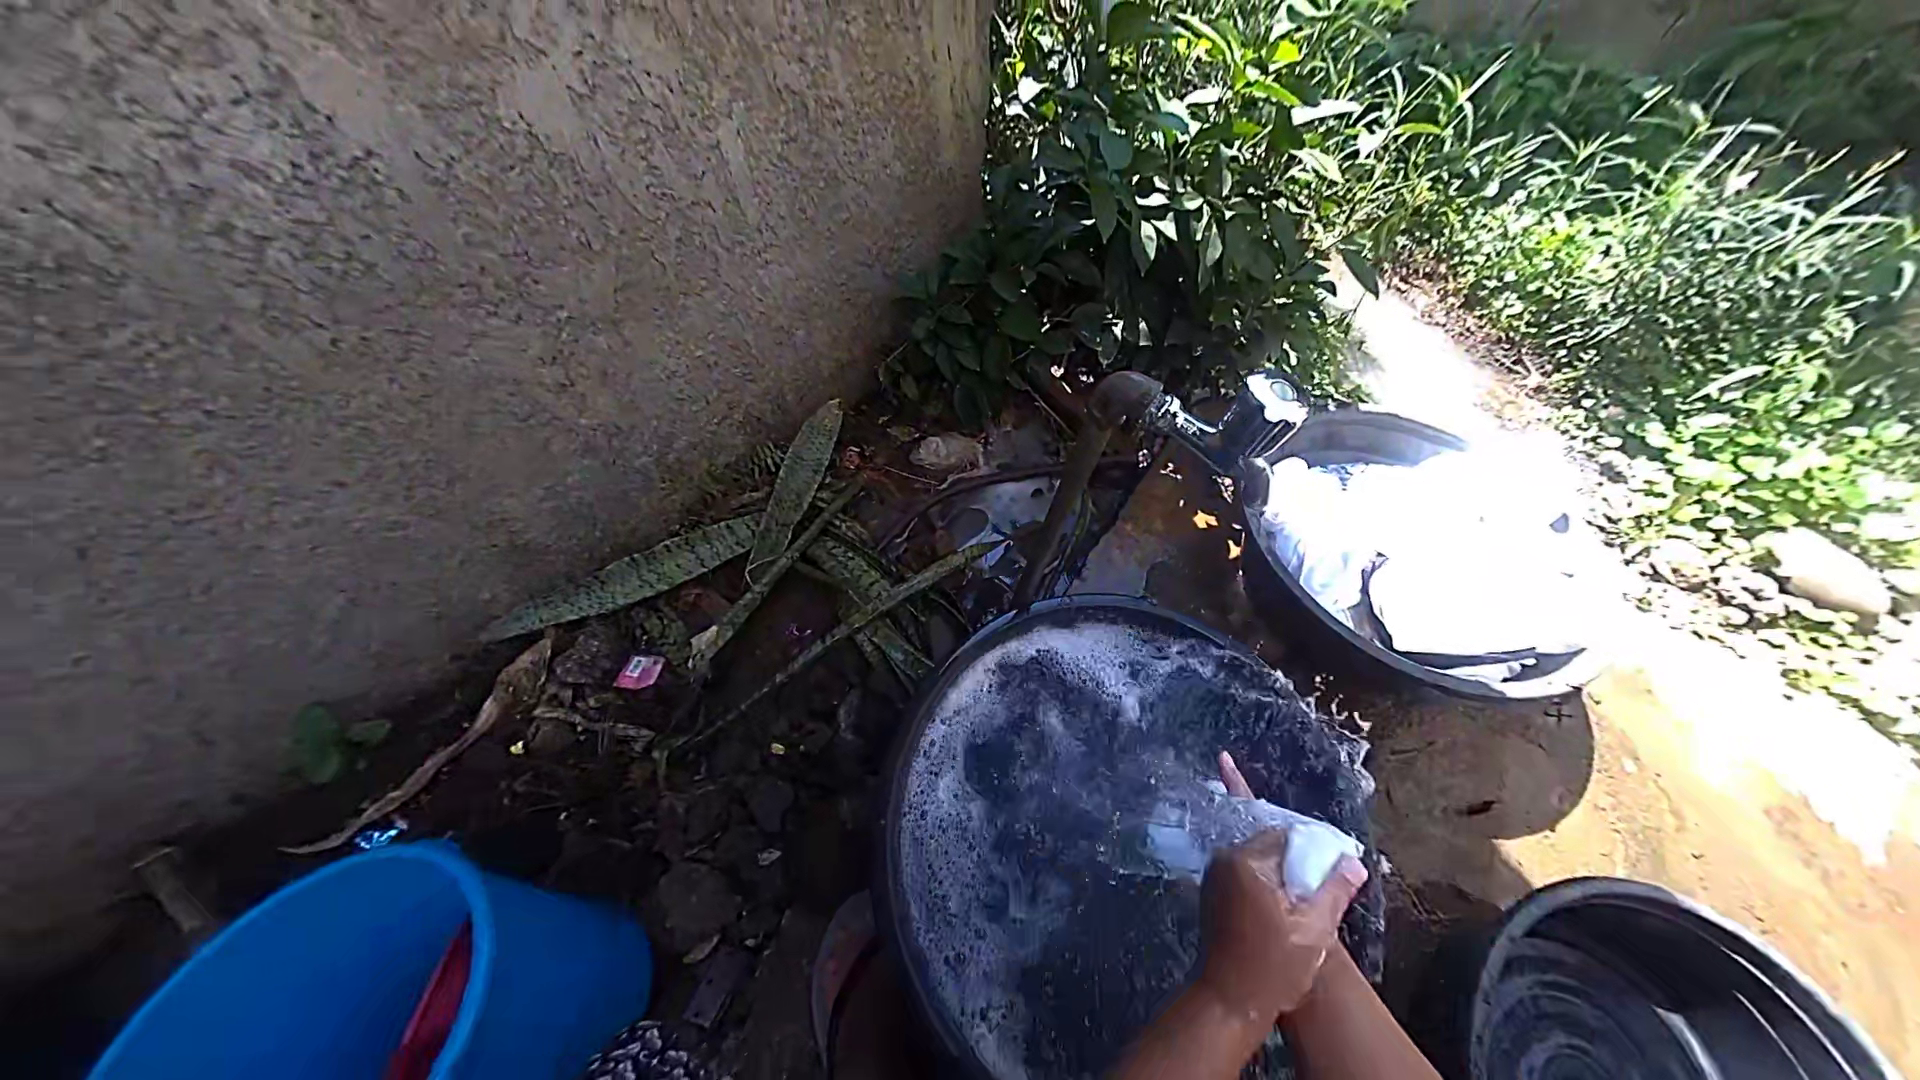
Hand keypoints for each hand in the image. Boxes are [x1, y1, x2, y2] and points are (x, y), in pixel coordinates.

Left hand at [1198, 753, 1367, 1022]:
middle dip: (1297, 861)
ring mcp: (1213, 875)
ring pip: (1256, 861)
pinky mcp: (1211, 890)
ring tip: (1307, 897)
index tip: (1335, 865)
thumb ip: (1335, 891)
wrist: (1230, 997)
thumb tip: (1353, 863)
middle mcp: (1223, 859)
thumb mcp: (1314, 930)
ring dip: (1280, 873)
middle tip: (1325, 882)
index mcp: (1245, 861)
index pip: (1285, 836)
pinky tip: (1283, 905)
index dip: (1314, 848)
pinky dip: (1263, 883)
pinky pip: (1242, 874)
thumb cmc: (1273, 966)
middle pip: (1268, 846)